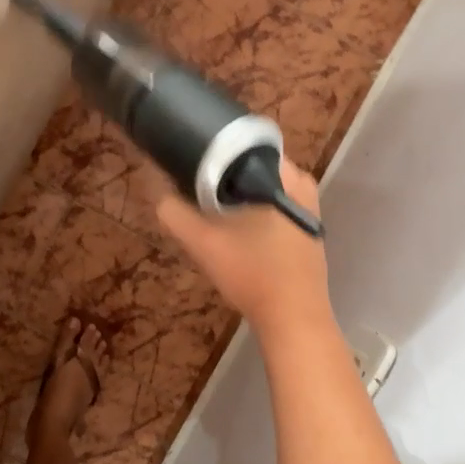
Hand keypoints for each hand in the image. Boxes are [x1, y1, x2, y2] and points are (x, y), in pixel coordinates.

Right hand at [156, 159, 332, 337]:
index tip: (191, 165)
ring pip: (263, 190)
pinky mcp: (308, 231)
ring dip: (238, 198)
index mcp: (284, 174)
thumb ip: (173, 212)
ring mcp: (309, 209)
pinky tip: (236, 232)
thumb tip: (155, 188)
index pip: (243, 144)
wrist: (293, 319)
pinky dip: (254, 213)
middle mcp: (302, 185)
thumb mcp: (203, 242)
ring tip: (210, 211)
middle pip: (252, 167)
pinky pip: (275, 208)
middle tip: (195, 192)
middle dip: (224, 178)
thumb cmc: (252, 274)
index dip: (213, 152)